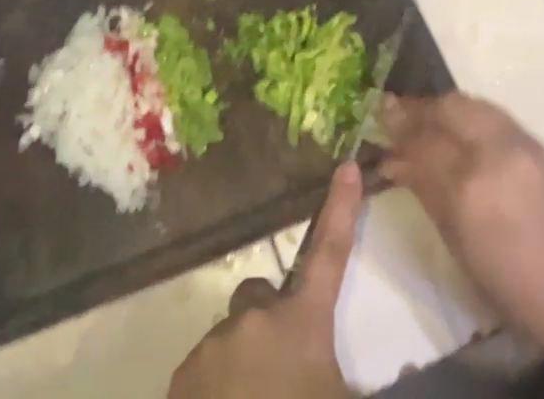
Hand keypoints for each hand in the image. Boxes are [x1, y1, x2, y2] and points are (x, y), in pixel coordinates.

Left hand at [168, 163, 362, 398]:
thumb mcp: (340, 393)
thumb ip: (347, 372)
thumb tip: (362, 365)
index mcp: (301, 325)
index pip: (331, 253)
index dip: (342, 209)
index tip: (349, 166)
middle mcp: (254, 321)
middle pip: (265, 299)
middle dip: (275, 322)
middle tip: (290, 374)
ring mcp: (213, 346)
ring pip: (235, 338)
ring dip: (247, 361)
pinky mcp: (181, 376)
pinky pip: (208, 367)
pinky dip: (220, 385)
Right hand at [378, 93, 543, 350]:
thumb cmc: (511, 286)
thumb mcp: (457, 243)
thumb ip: (425, 192)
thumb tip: (395, 162)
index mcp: (468, 187)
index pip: (421, 141)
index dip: (396, 131)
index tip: (378, 126)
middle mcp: (494, 154)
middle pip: (448, 109)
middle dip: (418, 109)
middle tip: (395, 114)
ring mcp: (522, 145)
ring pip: (473, 105)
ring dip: (443, 107)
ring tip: (425, 118)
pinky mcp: (540, 146)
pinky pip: (494, 116)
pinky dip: (469, 114)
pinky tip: (458, 129)